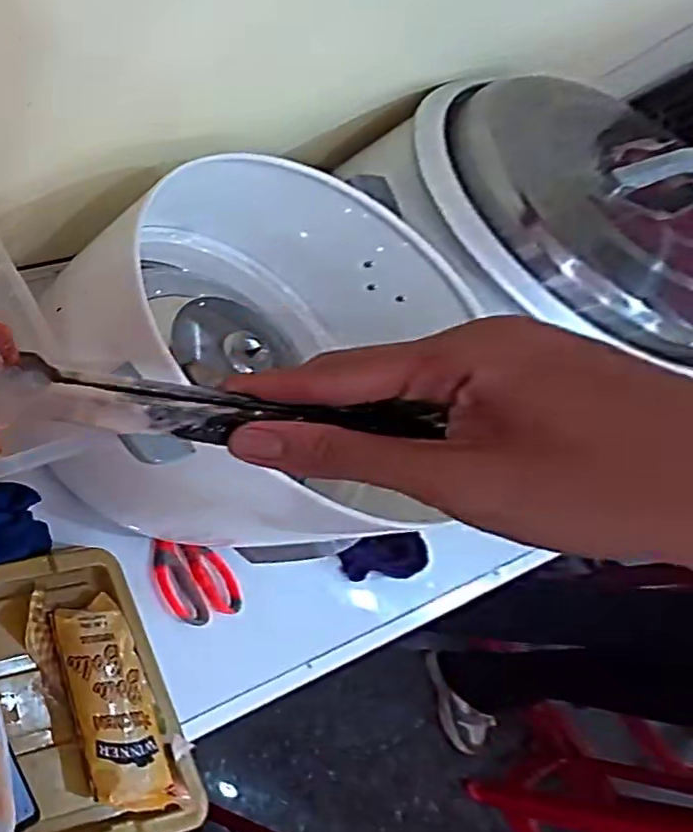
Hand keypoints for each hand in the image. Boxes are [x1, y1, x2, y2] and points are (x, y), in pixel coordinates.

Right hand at [225, 315, 692, 564]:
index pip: (332, 372)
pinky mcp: (526, 383)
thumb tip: (256, 440)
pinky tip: (377, 446)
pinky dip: (390, 421)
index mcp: (464, 353)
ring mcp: (509, 360)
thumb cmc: (617, 488)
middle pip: (359, 374)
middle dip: (303, 406)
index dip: (267, 391)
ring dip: (348, 418)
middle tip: (248, 436)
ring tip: (301, 449)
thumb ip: (344, 454)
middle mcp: (483, 343)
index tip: (213, 403)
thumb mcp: (456, 478)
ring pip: (393, 387)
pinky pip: (431, 395)